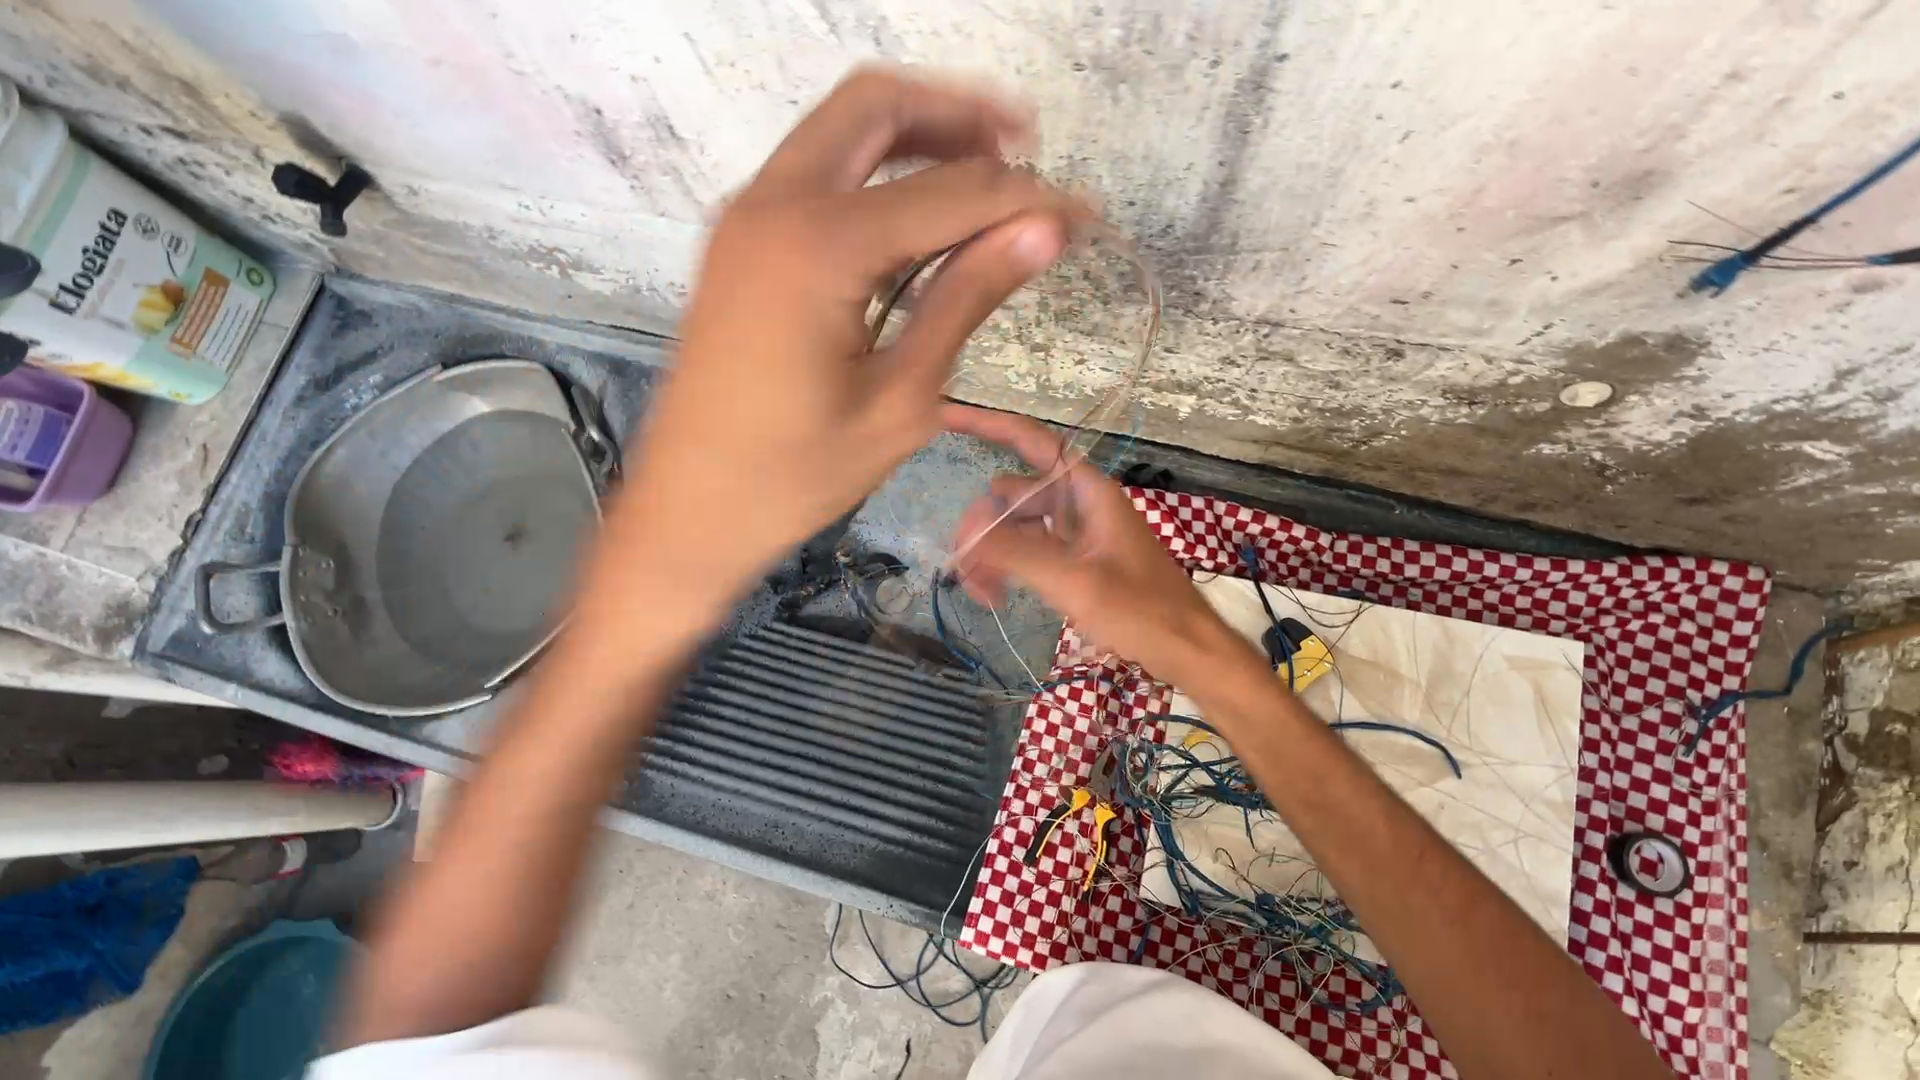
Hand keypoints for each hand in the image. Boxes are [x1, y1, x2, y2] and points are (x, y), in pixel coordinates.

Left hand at [613, 66, 1082, 605]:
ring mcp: (747, 214)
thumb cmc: (796, 475)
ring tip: (988, 180)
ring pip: (843, 128)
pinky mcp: (740, 239)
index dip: (1026, 198)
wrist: (689, 507)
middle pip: (879, 106)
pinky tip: (921, 219)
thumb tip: (1043, 231)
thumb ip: (966, 299)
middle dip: (961, 118)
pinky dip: (875, 173)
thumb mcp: (900, 399)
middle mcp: (773, 203)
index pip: (950, 191)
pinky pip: (816, 171)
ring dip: (918, 137)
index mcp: (818, 247)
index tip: (1081, 216)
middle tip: (1026, 154)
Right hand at [944, 406, 1258, 683]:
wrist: (1184, 649)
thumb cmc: (1141, 612)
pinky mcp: (1075, 558)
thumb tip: (966, 533)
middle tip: (963, 567)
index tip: (944, 417)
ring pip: (1017, 525)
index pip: (1031, 441)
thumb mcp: (1077, 582)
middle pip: (1014, 492)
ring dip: (992, 551)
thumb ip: (1019, 553)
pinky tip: (995, 595)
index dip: (988, 425)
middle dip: (983, 522)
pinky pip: (1029, 550)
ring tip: (980, 593)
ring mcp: (1077, 531)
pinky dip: (1009, 566)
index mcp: (1088, 491)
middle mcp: (1080, 502)